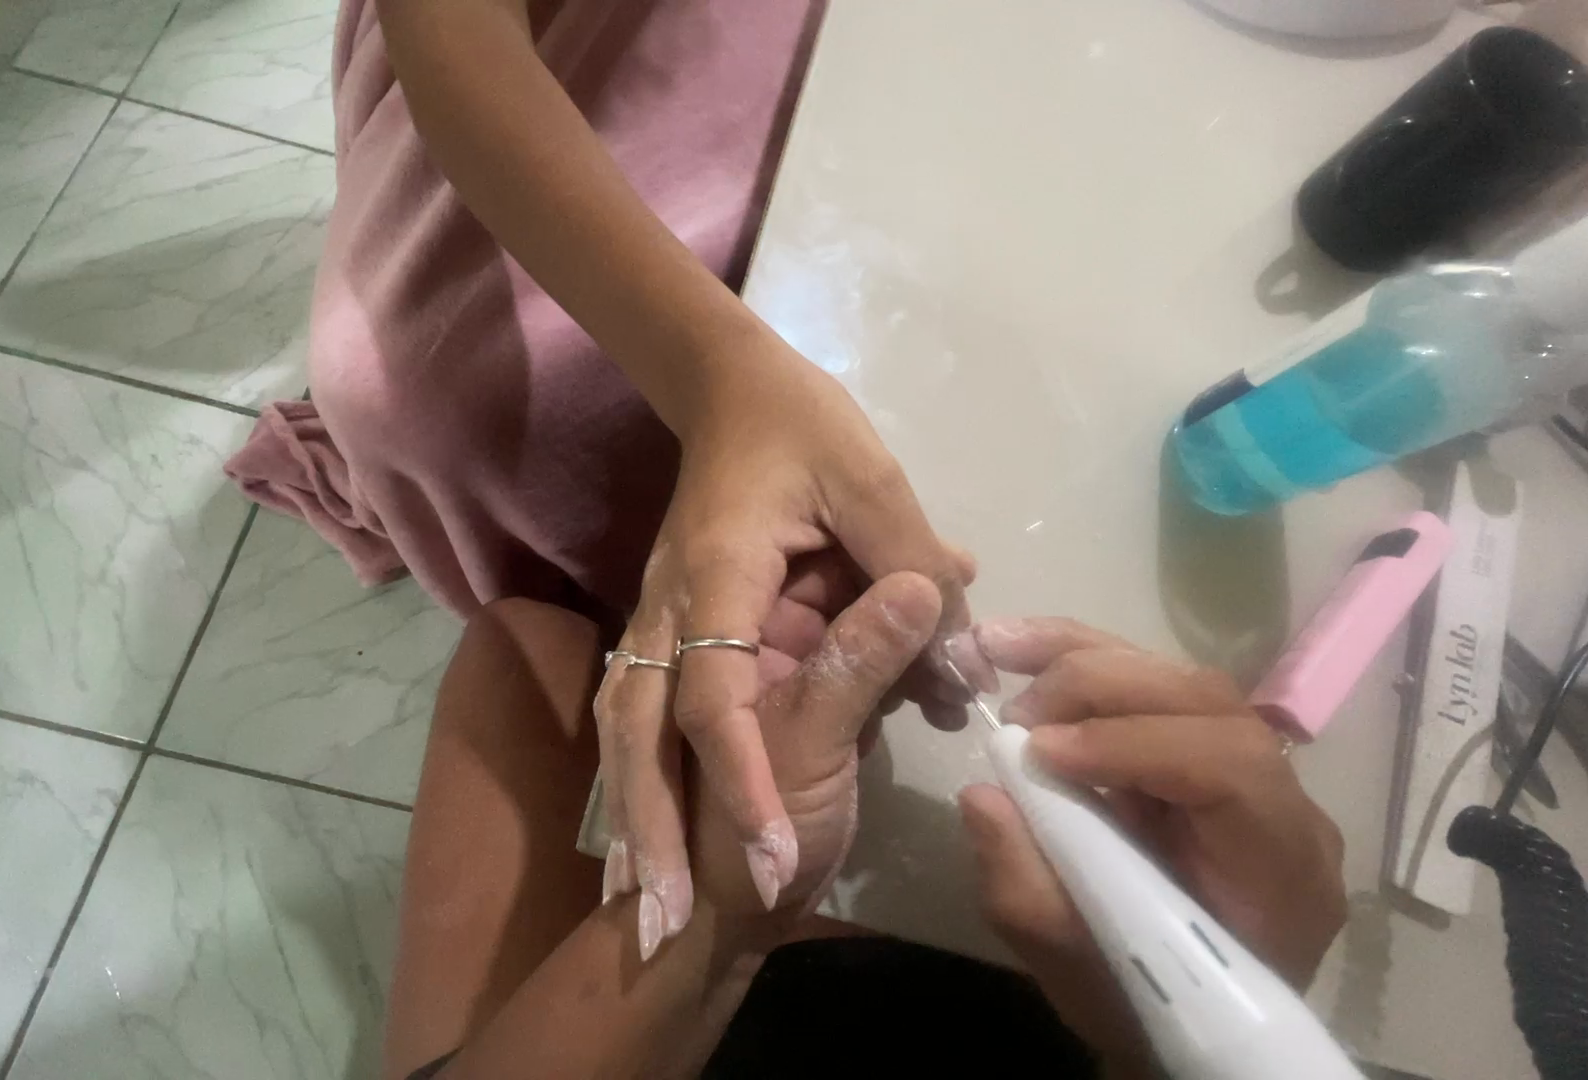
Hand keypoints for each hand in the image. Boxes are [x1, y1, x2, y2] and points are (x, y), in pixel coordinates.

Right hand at [595, 331, 986, 955]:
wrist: (729, 388)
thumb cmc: (799, 422)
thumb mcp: (870, 482)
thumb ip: (912, 568)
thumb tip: (963, 662)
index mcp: (718, 571)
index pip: (717, 687)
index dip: (742, 774)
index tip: (772, 854)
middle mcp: (669, 603)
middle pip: (637, 722)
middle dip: (647, 824)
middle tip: (664, 920)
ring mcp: (656, 611)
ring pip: (624, 719)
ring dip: (630, 810)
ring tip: (642, 900)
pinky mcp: (664, 616)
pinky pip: (637, 702)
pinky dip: (633, 769)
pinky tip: (638, 824)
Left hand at [687, 572, 941, 946]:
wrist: (729, 922)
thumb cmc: (734, 837)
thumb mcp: (803, 742)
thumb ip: (854, 663)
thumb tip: (920, 586)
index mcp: (730, 628)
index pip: (809, 571)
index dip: (876, 562)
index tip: (947, 562)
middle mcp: (757, 634)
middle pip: (842, 591)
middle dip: (905, 594)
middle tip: (967, 574)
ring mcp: (791, 668)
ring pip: (862, 627)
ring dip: (914, 635)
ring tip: (967, 622)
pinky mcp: (823, 702)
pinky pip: (871, 670)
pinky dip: (908, 672)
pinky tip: (947, 677)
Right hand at [958, 617, 1346, 1074]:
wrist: (1181, 1004)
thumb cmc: (1140, 999)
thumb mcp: (1069, 965)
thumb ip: (1024, 889)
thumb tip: (981, 794)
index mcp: (1274, 869)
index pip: (1228, 767)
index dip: (1131, 743)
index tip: (1039, 753)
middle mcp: (1279, 801)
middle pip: (1203, 699)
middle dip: (1097, 687)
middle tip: (1015, 715)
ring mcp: (1240, 763)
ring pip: (1171, 675)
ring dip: (1079, 656)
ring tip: (997, 650)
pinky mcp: (1193, 742)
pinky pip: (1143, 681)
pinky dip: (1075, 657)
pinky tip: (1018, 648)